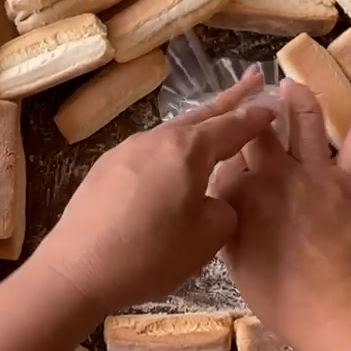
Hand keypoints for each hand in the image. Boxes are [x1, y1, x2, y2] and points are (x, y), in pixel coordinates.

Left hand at [27, 68, 275, 316]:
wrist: (77, 270)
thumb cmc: (149, 255)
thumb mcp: (206, 239)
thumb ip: (223, 211)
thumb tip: (211, 200)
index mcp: (187, 150)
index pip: (232, 125)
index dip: (256, 117)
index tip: (274, 107)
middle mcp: (155, 140)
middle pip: (200, 115)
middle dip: (230, 100)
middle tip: (254, 81)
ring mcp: (125, 152)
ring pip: (170, 135)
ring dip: (196, 128)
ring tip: (214, 125)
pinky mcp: (104, 170)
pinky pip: (148, 154)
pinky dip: (169, 153)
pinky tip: (170, 168)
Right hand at [209, 61, 350, 343]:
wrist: (323, 304)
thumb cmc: (274, 293)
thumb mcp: (232, 259)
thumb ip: (228, 224)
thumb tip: (227, 207)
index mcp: (235, 196)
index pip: (225, 163)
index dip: (224, 160)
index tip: (225, 162)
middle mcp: (269, 173)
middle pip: (255, 132)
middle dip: (251, 118)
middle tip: (251, 112)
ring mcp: (310, 172)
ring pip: (302, 120)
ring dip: (296, 97)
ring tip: (291, 86)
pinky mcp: (346, 179)